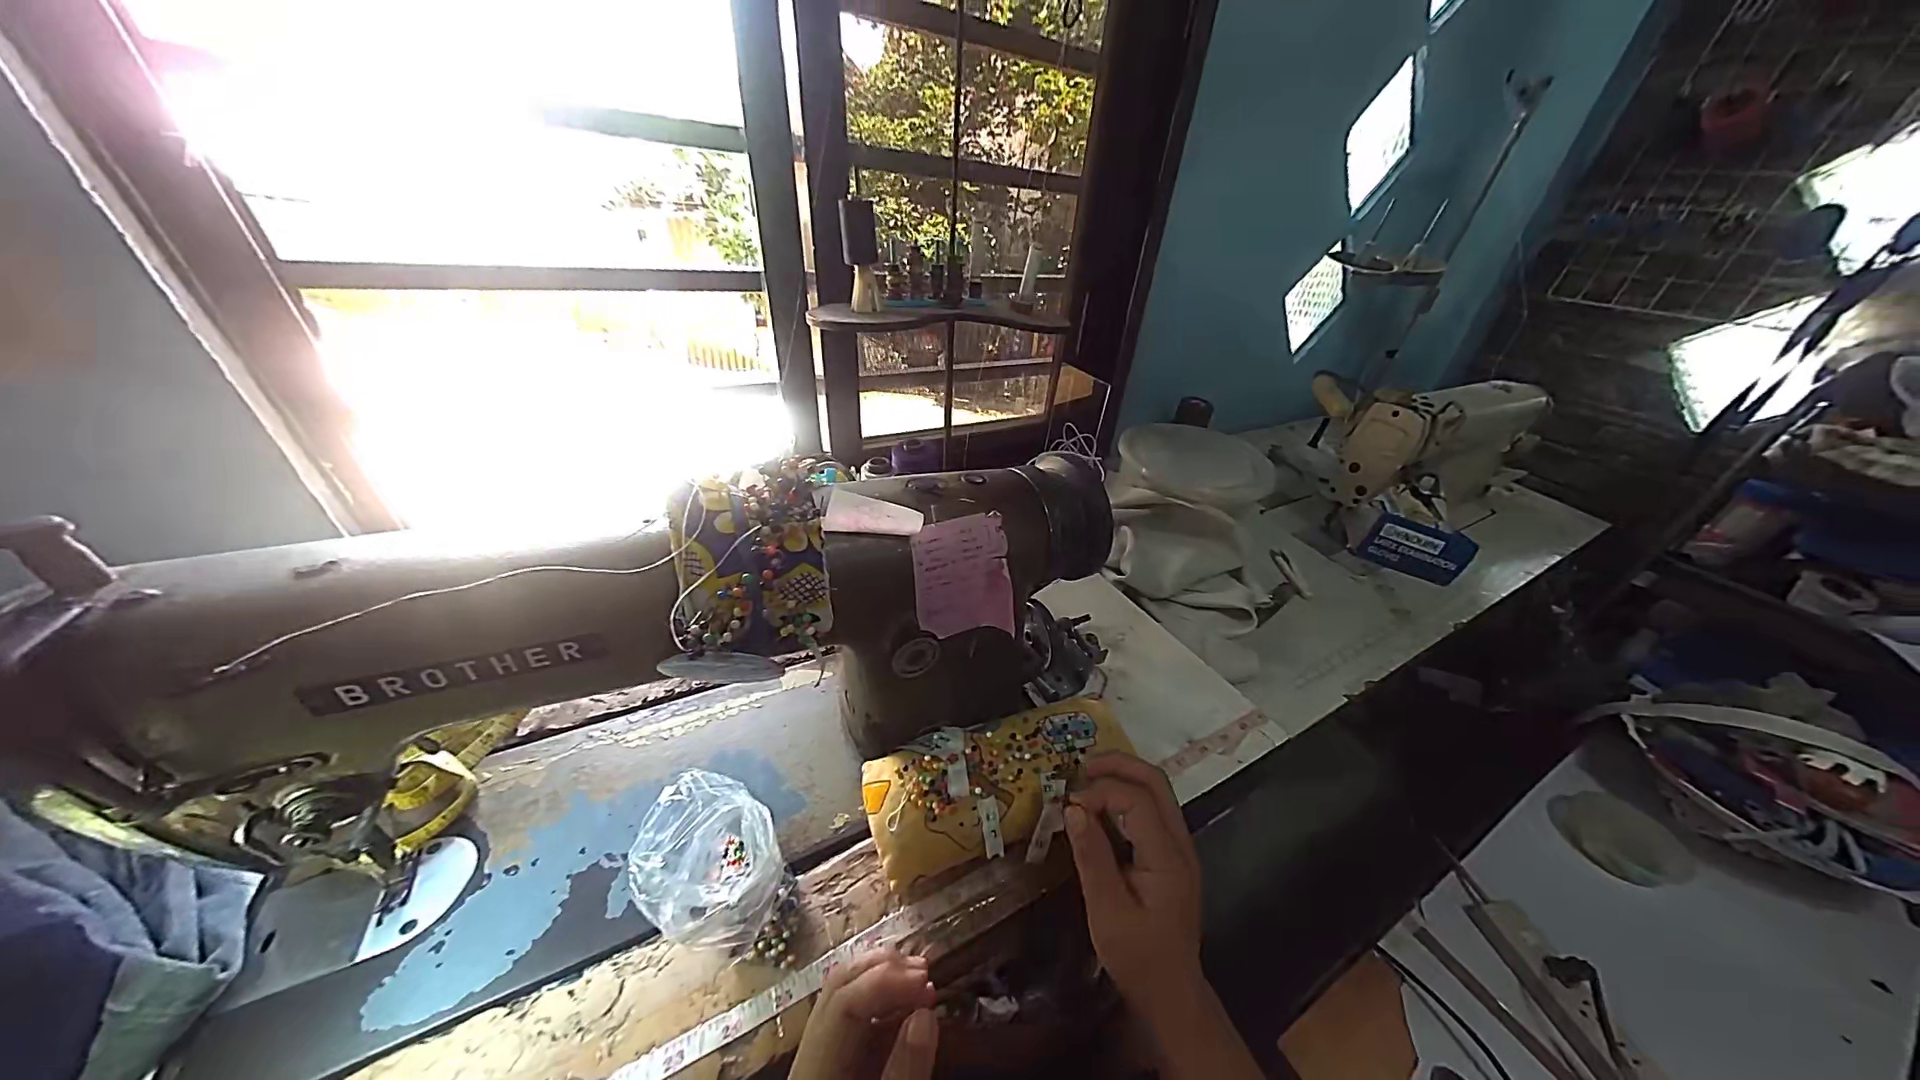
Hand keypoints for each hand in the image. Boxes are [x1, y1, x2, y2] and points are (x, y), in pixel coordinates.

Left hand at [789, 947, 938, 1079]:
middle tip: (925, 970)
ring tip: (921, 979)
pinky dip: (882, 1001)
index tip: (925, 979)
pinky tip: (907, 1002)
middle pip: (840, 985)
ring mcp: (817, 1050)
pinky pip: (851, 1014)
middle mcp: (810, 1047)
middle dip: (884, 969)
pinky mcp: (831, 1057)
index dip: (885, 980)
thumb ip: (904, 1069)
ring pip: (845, 992)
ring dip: (884, 978)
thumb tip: (927, 1014)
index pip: (844, 999)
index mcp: (815, 1061)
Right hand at [1064, 752, 1203, 1014]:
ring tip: (1085, 780)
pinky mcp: (1170, 855)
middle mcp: (1180, 844)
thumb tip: (1073, 809)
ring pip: (1156, 791)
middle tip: (1080, 767)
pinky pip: (1151, 810)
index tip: (1069, 807)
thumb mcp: (1107, 913)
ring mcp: (1179, 848)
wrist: (1171, 994)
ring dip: (1122, 777)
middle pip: (1156, 781)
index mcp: (1168, 858)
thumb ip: (1092, 857)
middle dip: (1118, 765)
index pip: (1137, 801)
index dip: (1100, 793)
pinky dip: (1124, 796)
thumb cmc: (1137, 958)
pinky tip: (1098, 806)